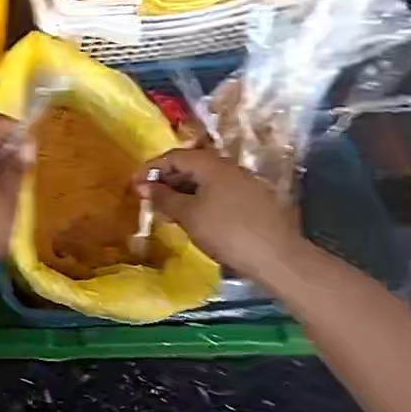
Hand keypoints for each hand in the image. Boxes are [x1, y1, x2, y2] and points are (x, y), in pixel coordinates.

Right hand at [143, 148, 301, 275]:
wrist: (276, 255)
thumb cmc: (226, 231)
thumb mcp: (189, 215)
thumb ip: (164, 198)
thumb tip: (145, 186)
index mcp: (212, 164)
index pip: (174, 156)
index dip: (151, 168)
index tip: (134, 185)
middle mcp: (230, 167)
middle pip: (191, 165)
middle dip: (167, 179)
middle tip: (149, 199)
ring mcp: (244, 182)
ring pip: (206, 180)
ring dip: (183, 191)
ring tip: (168, 210)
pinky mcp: (253, 200)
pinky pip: (219, 192)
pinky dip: (200, 199)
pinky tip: (194, 218)